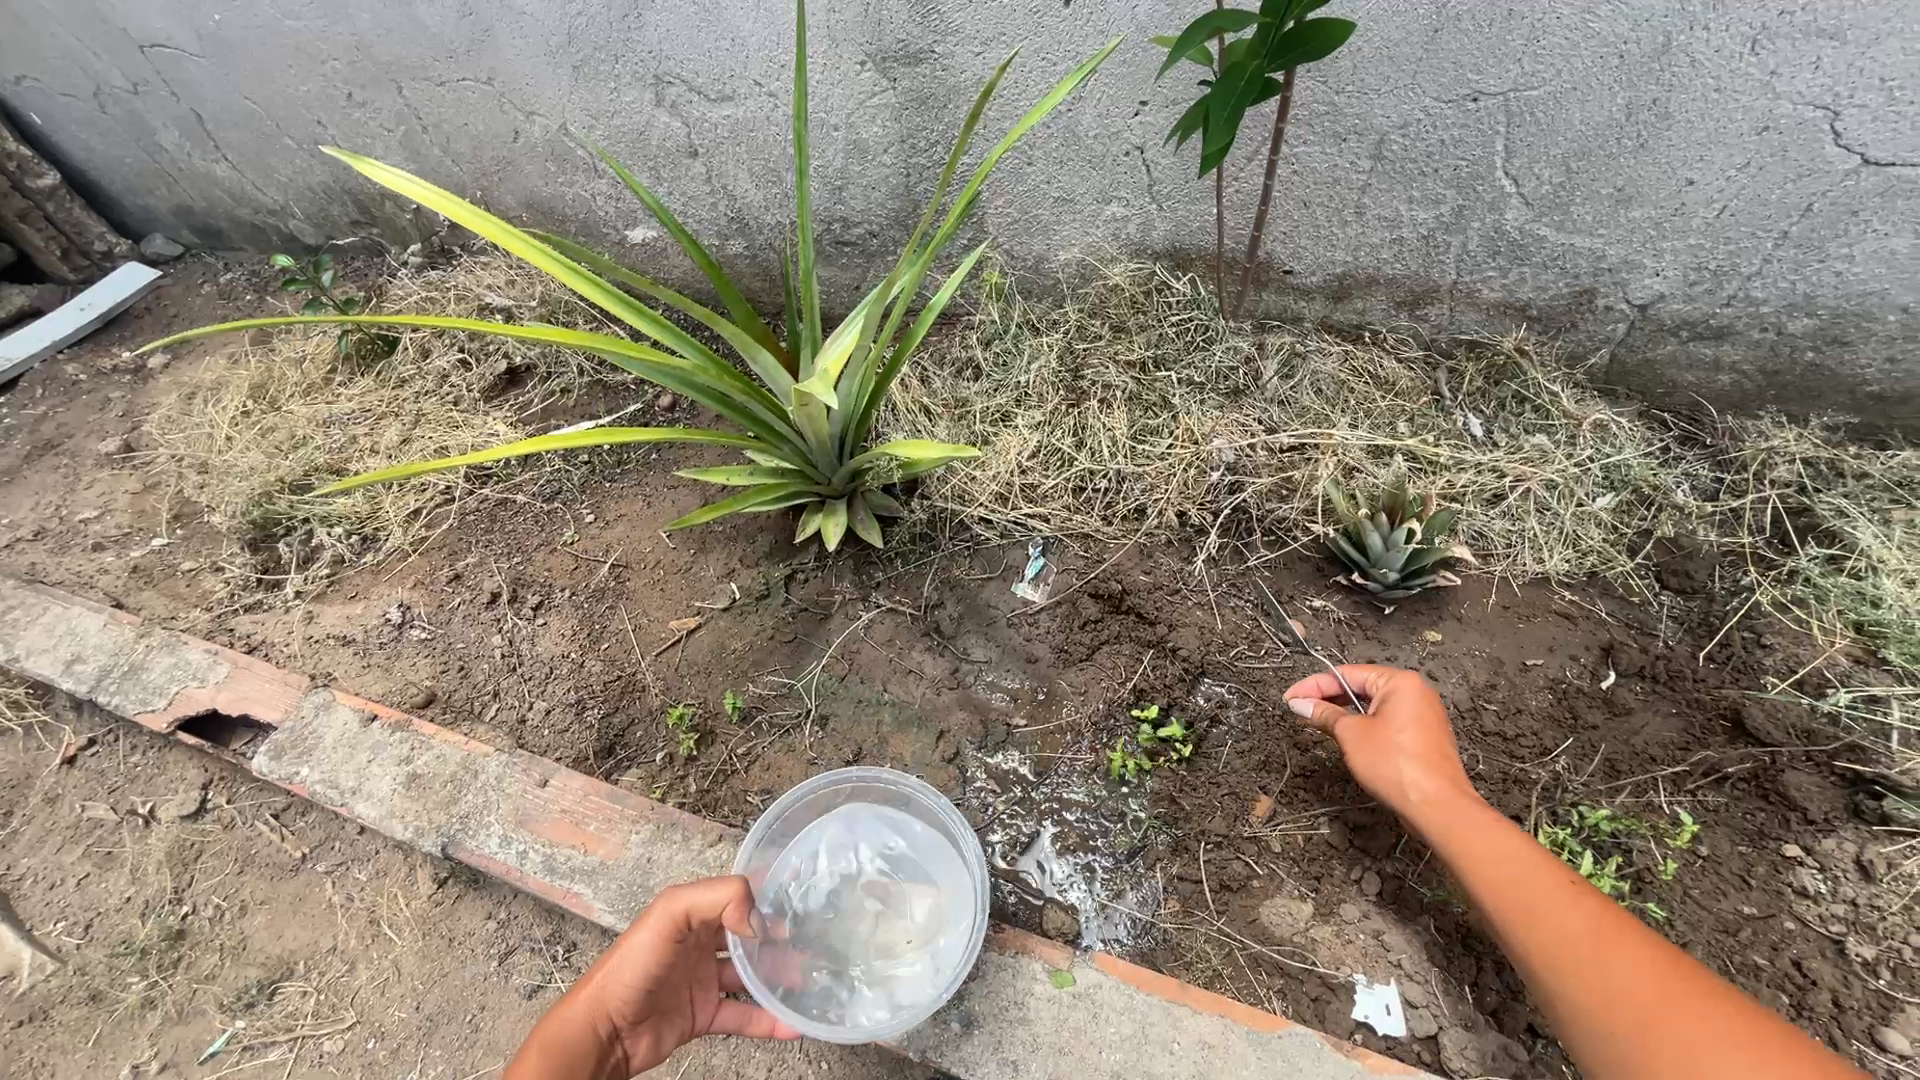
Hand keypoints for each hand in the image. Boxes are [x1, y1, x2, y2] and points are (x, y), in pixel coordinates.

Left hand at [506, 876, 798, 1079]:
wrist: (602, 1032)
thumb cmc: (630, 968)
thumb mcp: (671, 913)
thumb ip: (719, 898)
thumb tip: (759, 920)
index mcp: (694, 911)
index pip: (740, 897)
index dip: (768, 899)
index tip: (800, 905)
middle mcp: (700, 942)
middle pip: (750, 936)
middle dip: (780, 939)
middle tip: (813, 942)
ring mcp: (702, 979)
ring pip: (750, 975)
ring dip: (779, 978)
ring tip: (809, 982)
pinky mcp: (701, 1015)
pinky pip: (742, 1015)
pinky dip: (768, 1020)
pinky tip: (791, 1024)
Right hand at [1284, 664, 1482, 828]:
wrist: (1438, 807)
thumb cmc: (1394, 764)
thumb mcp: (1350, 734)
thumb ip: (1324, 713)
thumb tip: (1300, 704)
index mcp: (1399, 682)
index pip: (1346, 674)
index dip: (1313, 685)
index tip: (1290, 698)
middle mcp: (1415, 692)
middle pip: (1361, 686)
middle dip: (1328, 698)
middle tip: (1300, 709)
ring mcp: (1422, 714)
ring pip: (1373, 705)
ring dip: (1344, 712)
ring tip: (1317, 721)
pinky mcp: (1424, 736)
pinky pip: (1387, 721)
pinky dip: (1363, 724)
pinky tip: (1345, 735)